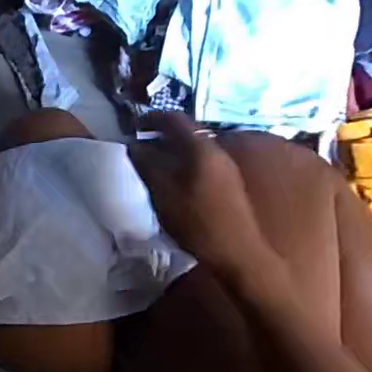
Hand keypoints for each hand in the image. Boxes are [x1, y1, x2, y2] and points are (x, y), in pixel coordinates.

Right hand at [129, 112, 281, 286]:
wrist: (237, 253)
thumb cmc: (196, 223)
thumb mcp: (163, 194)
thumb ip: (147, 165)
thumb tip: (134, 145)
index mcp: (201, 148)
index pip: (174, 119)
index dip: (151, 118)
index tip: (134, 126)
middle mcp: (218, 150)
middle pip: (187, 132)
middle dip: (162, 135)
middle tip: (142, 146)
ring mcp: (228, 166)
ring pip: (196, 148)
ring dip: (174, 150)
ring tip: (155, 164)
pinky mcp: (231, 182)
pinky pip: (204, 161)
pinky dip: (186, 163)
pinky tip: (175, 181)